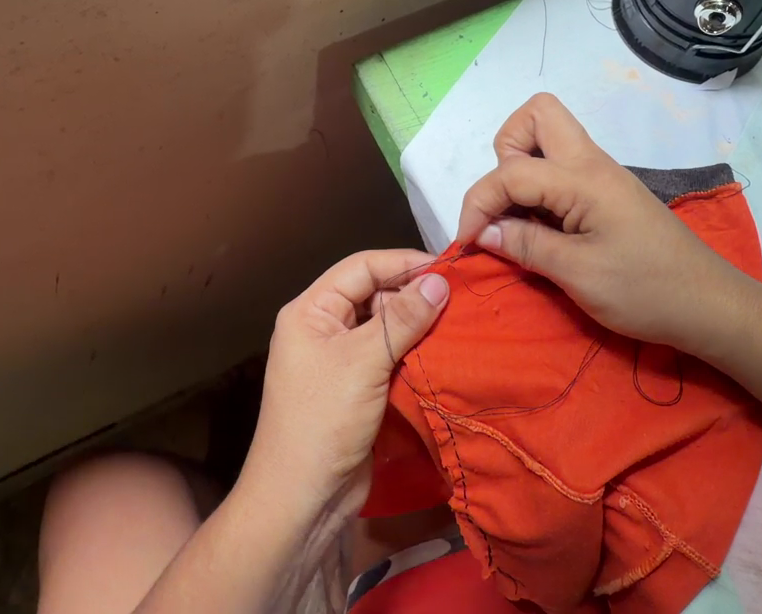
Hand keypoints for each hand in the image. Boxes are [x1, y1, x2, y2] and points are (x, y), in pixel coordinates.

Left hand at [239, 249, 449, 519]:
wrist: (302, 498)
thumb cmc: (323, 420)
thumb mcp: (363, 362)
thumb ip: (402, 319)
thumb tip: (440, 281)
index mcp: (311, 310)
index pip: (361, 267)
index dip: (403, 262)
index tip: (447, 267)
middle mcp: (323, 327)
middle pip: (373, 293)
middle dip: (413, 293)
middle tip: (459, 297)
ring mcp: (340, 358)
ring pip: (384, 325)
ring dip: (417, 324)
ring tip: (459, 320)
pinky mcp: (358, 386)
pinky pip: (389, 355)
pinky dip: (414, 351)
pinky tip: (444, 350)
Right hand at [454, 93, 761, 356]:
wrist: (711, 307)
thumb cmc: (647, 291)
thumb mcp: (578, 275)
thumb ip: (525, 246)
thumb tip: (483, 232)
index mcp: (583, 179)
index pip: (511, 171)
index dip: (479, 204)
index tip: (469, 244)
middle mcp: (591, 163)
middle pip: (537, 115)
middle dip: (504, 151)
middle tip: (503, 204)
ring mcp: (601, 175)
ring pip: (548, 136)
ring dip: (520, 166)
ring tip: (518, 219)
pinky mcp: (606, 193)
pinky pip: (560, 167)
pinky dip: (538, 187)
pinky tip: (541, 228)